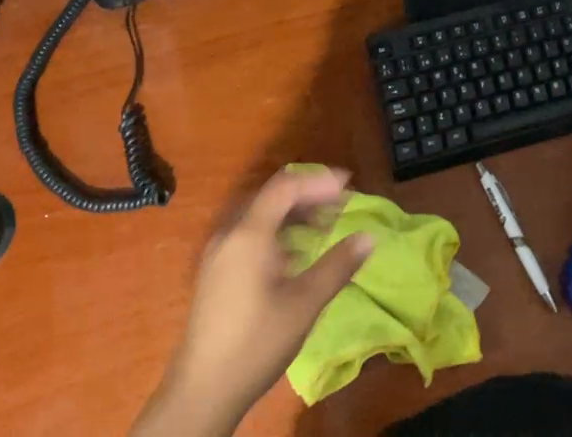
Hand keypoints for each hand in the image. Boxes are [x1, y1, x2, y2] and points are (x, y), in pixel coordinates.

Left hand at [135, 169, 373, 436]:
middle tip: (340, 206)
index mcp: (249, 234)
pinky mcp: (216, 272)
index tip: (349, 184)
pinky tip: (296, 255)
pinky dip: (277, 232)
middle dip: (308, 196)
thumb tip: (369, 237)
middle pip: (272, 197)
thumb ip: (337, 266)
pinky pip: (249, 235)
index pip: (286, 187)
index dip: (319, 181)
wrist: (202, 390)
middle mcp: (229, 235)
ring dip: (293, 215)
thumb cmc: (257, 342)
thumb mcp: (305, 304)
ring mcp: (218, 253)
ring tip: (324, 228)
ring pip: (260, 217)